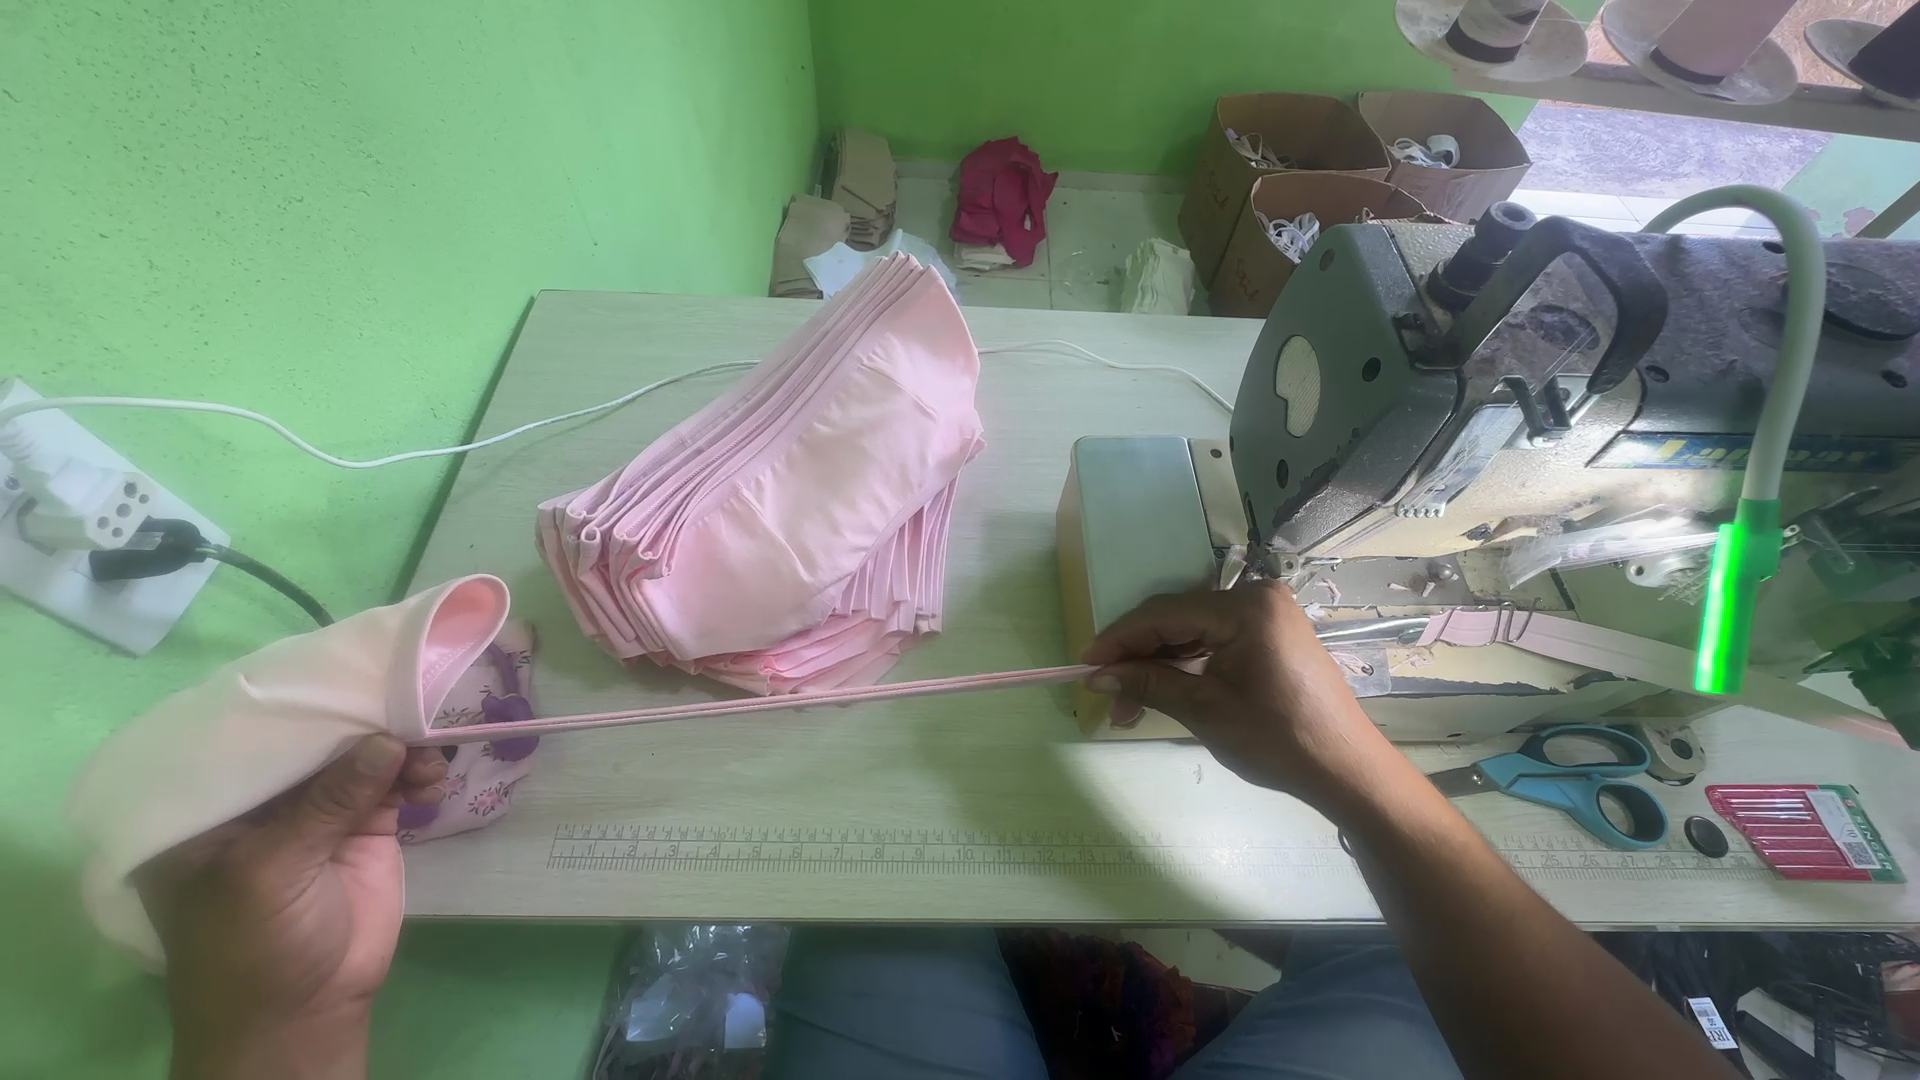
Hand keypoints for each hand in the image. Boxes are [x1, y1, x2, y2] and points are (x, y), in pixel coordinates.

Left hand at [133, 735, 448, 1079]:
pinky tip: (435, 782)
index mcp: (209, 812)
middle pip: (317, 745)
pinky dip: (420, 775)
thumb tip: (388, 741)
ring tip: (429, 764)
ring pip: (366, 760)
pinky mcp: (368, 829)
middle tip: (411, 707)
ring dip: (403, 753)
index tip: (344, 670)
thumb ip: (327, 802)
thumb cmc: (254, 944)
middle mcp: (264, 805)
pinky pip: (398, 785)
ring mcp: (321, 815)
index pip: (246, 743)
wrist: (306, 1009)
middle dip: (364, 726)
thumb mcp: (272, 870)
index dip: (293, 708)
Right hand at [1081, 582, 1405, 815]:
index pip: (1163, 613)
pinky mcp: (1269, 634)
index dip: (1119, 639)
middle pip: (1176, 619)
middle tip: (1104, 690)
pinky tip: (1160, 690)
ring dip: (1157, 665)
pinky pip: (1213, 640)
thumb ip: (1147, 683)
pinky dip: (1184, 665)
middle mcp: (1255, 596)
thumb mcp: (1204, 710)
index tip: (1085, 664)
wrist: (1347, 771)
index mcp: (1245, 606)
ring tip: (1127, 704)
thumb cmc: (1278, 739)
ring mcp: (1265, 614)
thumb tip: (1097, 676)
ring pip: (1191, 631)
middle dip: (1136, 656)